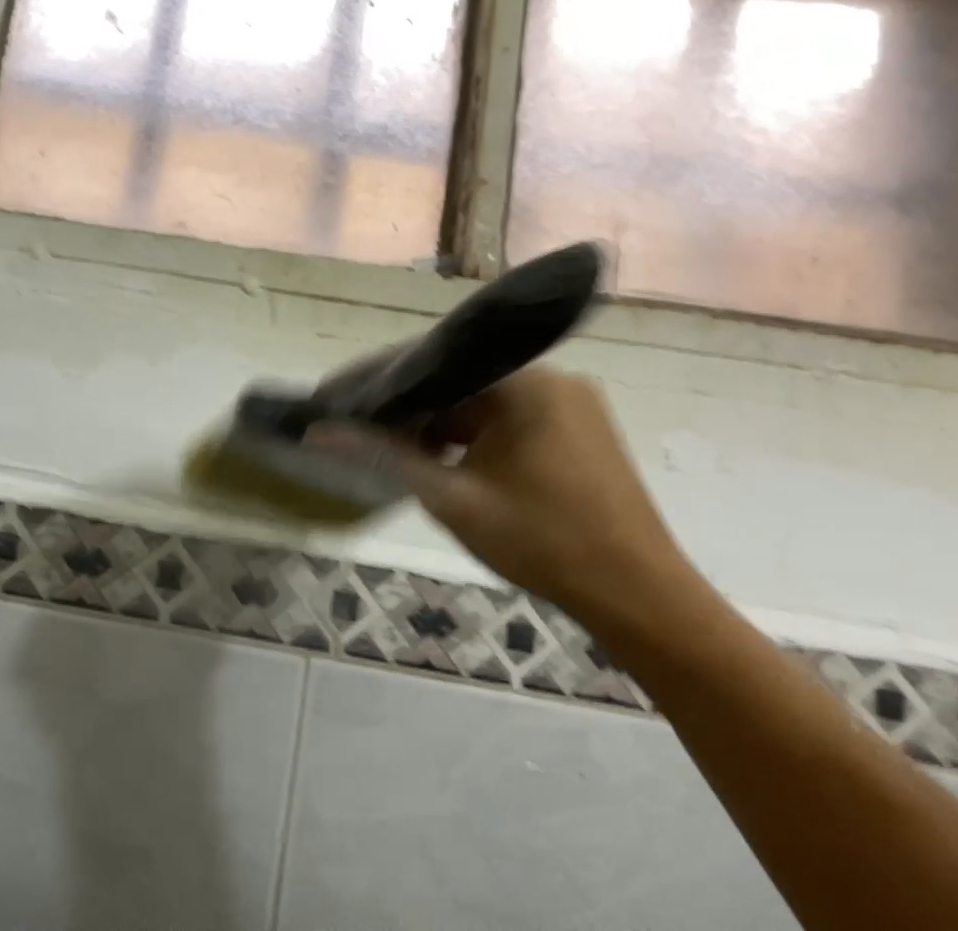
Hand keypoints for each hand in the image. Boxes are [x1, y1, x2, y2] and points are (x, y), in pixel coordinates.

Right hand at [309, 366, 689, 620]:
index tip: (331, 399)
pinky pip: (506, 421)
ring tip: (387, 450)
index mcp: (526, 383)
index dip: (375, 382)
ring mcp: (570, 405)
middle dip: (404, 406)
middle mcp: (552, 379)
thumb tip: (320, 431)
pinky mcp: (577, 432)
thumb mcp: (450, 497)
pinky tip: (438, 463)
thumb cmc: (541, 542)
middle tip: (352, 429)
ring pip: (480, 403)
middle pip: (456, 381)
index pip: (432, 363)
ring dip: (436, 425)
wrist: (637, 595)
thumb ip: (384, 454)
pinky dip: (469, 438)